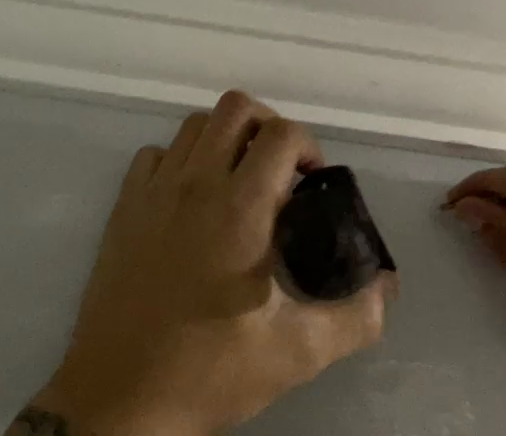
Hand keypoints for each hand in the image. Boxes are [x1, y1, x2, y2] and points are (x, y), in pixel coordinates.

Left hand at [17, 91, 395, 435]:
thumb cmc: (207, 370)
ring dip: (225, 138)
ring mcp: (153, 191)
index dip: (308, 147)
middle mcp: (195, 183)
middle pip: (235, 108)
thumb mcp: (294, 353)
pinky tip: (191, 200)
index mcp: (239, 208)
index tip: (313, 184)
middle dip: (268, 127)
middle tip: (281, 172)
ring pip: (194, 125)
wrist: (118, 397)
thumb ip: (354, 317)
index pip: (280, 135)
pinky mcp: (123, 207)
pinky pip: (155, 155)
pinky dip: (181, 160)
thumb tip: (387, 288)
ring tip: (240, 181)